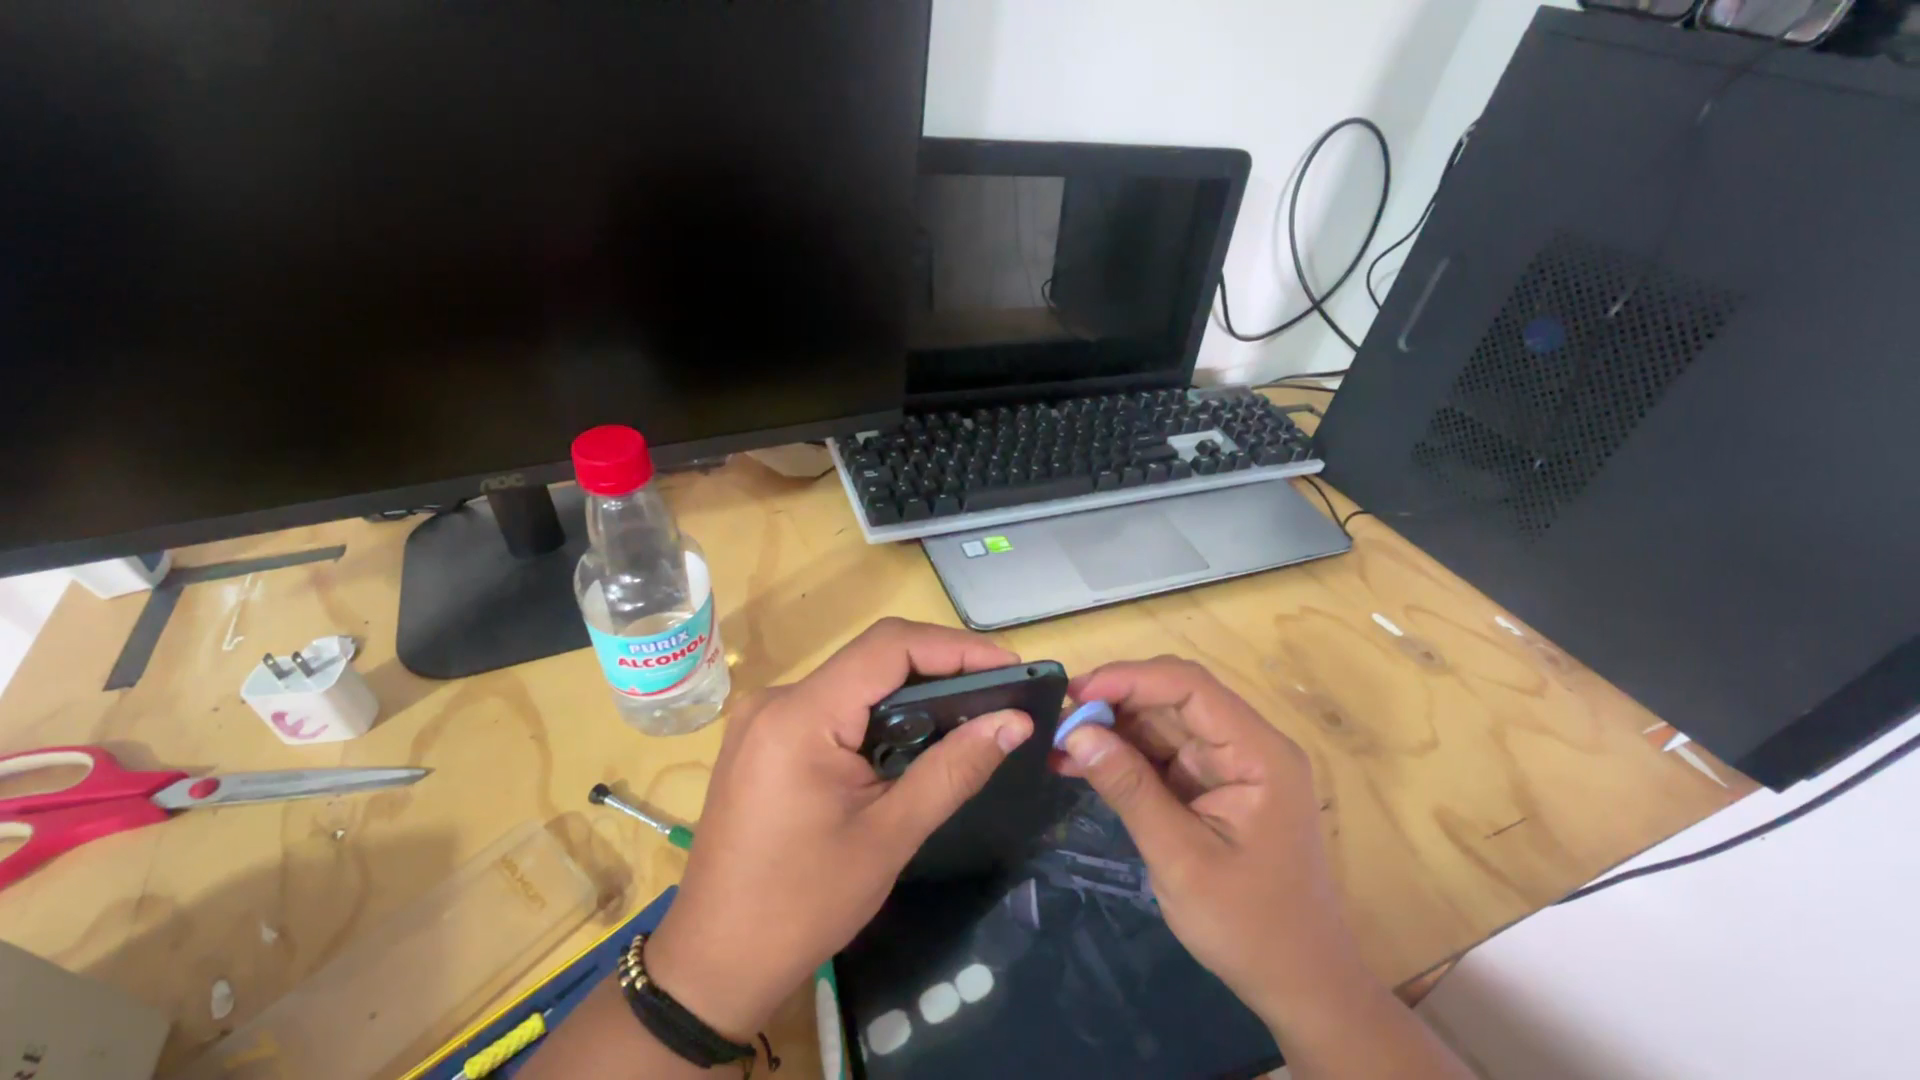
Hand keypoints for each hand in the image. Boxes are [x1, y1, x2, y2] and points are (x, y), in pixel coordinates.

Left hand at [644, 618, 1033, 1039]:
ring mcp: (765, 719)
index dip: (956, 647)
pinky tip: (916, 740)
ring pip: (855, 682)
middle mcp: (777, 700)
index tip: (1012, 668)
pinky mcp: (766, 740)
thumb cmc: (802, 905)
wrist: (716, 961)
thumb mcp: (889, 837)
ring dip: (913, 694)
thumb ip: (953, 770)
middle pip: (872, 659)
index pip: (889, 647)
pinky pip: (834, 707)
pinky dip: (880, 716)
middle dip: (942, 669)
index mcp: (800, 715)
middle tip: (1004, 694)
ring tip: (973, 715)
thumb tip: (1015, 722)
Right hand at [1058, 657, 1370, 1026]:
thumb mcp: (1180, 858)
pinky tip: (1079, 763)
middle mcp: (1246, 746)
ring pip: (1162, 723)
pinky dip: (1122, 756)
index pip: (1190, 687)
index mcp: (1257, 753)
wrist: (1299, 982)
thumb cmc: (1248, 924)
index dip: (1130, 678)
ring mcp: (1229, 766)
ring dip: (1112, 729)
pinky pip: (1162, 755)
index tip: (1076, 692)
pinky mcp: (1211, 787)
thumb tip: (1075, 733)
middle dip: (1115, 701)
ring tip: (1057, 741)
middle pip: (1174, 698)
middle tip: (1058, 717)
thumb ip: (1130, 788)